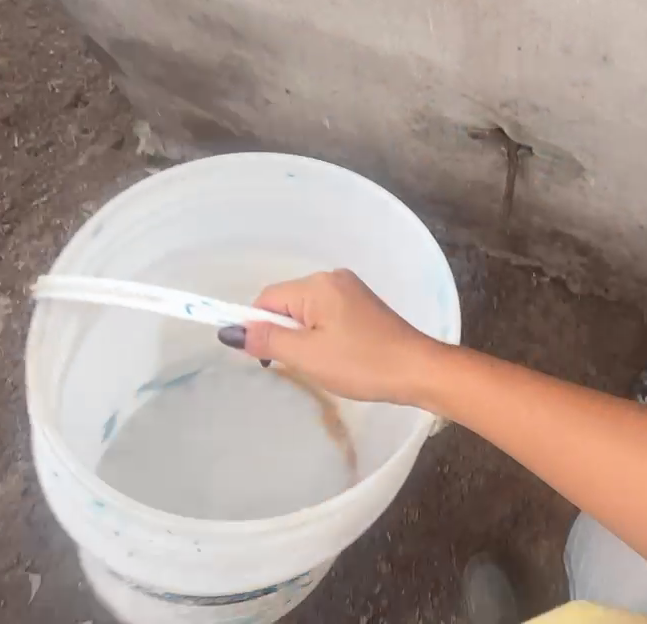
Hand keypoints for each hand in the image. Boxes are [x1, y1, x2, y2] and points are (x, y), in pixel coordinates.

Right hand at [219, 269, 446, 404]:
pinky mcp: (361, 304)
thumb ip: (267, 339)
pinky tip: (335, 355)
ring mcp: (350, 289)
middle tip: (300, 364)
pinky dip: (319, 335)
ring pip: (305, 311)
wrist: (415, 368)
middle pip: (286, 303)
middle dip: (282, 333)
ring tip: (321, 362)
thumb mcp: (307, 355)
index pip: (267, 299)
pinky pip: (324, 315)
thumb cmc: (361, 363)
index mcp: (318, 284)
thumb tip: (230, 329)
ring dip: (301, 337)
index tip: (266, 359)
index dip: (257, 327)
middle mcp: (333, 278)